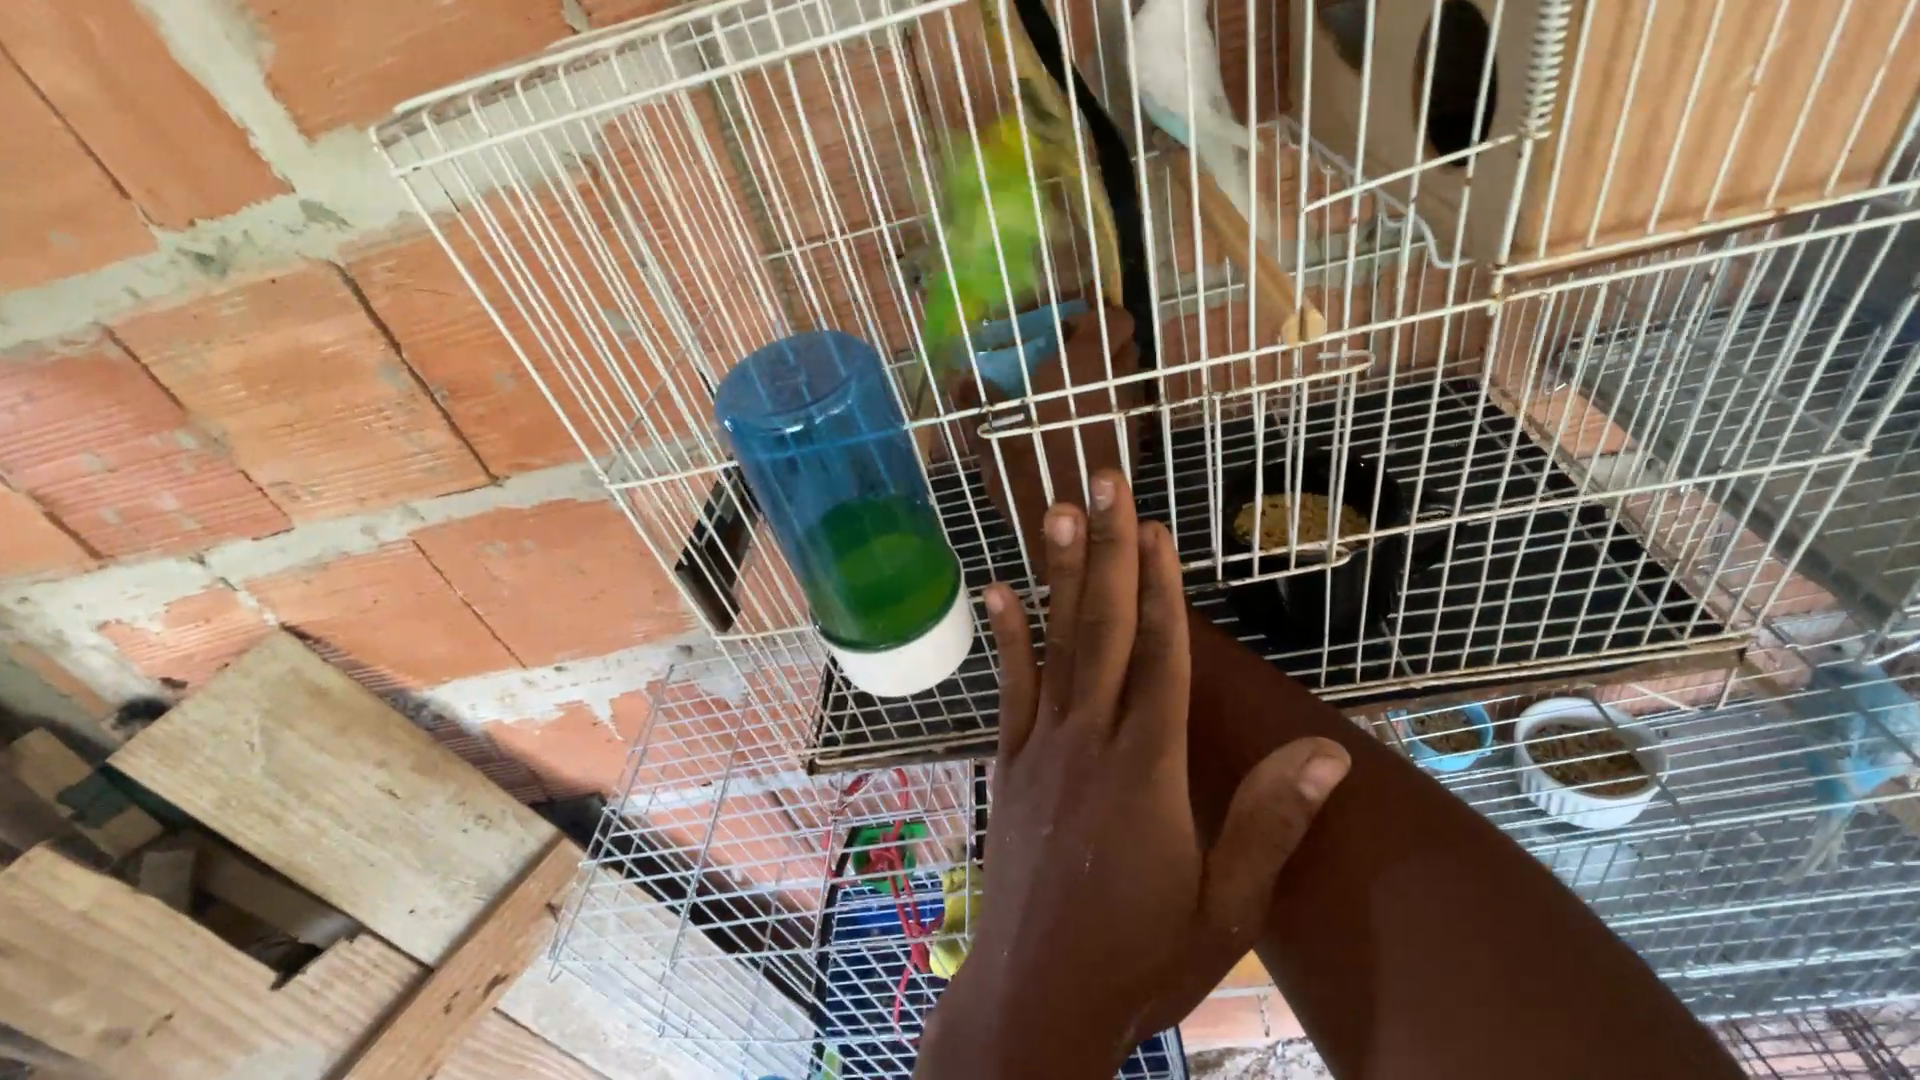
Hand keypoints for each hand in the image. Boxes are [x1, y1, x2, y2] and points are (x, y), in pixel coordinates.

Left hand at [917, 471, 1350, 1077]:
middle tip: (1105, 482)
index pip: (1161, 658)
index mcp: (1148, 771)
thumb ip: (1270, 823)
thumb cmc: (1139, 959)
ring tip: (1058, 513)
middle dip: (1111, 551)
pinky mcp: (1010, 767)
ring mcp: (1042, 749)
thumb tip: (1329, 754)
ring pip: (1056, 646)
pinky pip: (1011, 690)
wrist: (1034, 997)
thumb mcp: (1225, 908)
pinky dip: (1006, 638)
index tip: (1158, 528)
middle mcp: (1090, 742)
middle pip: (1106, 630)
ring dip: (1061, 575)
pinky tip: (998, 594)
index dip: (1164, 589)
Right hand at [955, 305, 1141, 581]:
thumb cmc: (1029, 477)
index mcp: (1083, 373)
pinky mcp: (1130, 448)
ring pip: (1128, 381)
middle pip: (1126, 349)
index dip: (1095, 317)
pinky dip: (1108, 408)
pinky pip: (1124, 411)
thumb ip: (981, 404)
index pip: (1114, 321)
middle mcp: (1115, 389)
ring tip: (1072, 393)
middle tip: (1066, 357)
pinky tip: (1079, 427)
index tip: (1064, 329)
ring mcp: (1127, 420)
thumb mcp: (994, 439)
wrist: (1070, 532)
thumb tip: (961, 377)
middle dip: (1102, 345)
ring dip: (1108, 378)